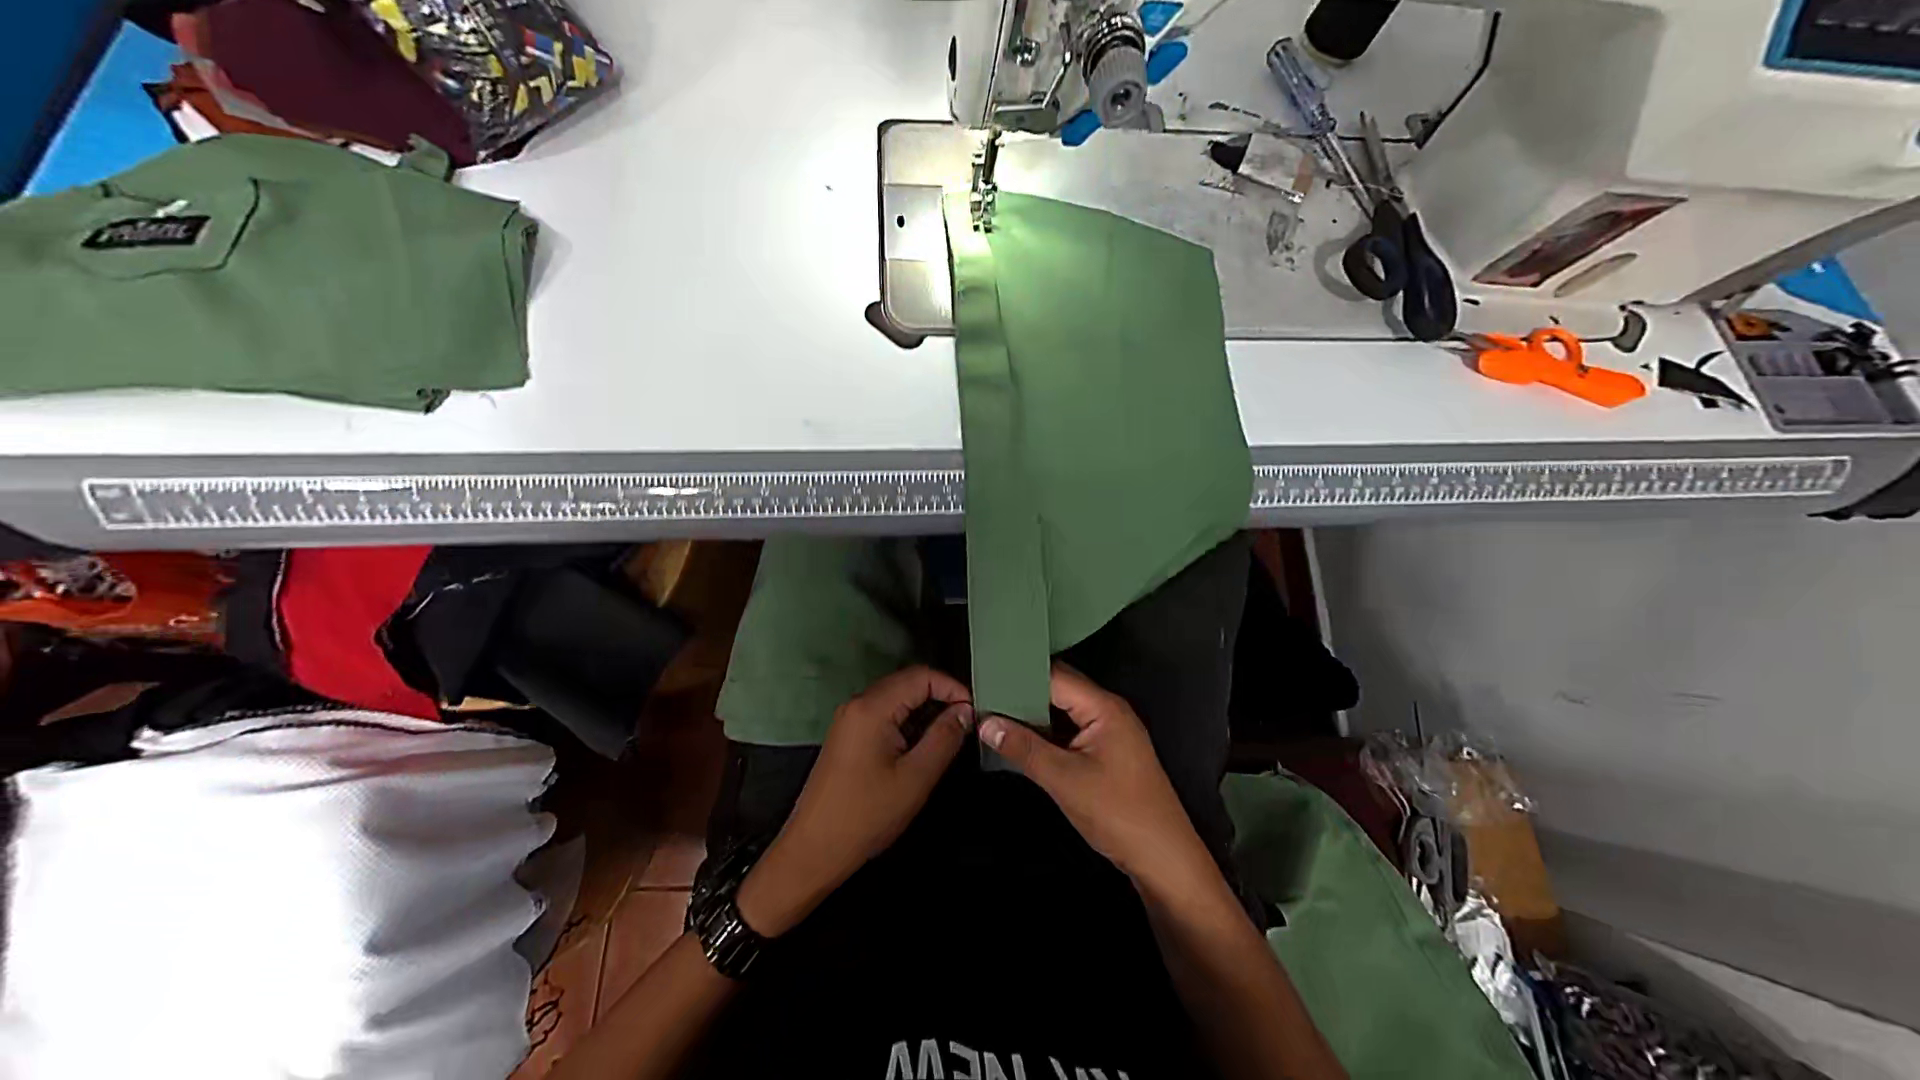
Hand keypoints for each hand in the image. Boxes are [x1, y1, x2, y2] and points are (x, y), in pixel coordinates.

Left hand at [738, 666, 972, 935]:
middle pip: (906, 682)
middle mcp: (857, 704)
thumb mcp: (916, 777)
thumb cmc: (867, 814)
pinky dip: (906, 722)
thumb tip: (965, 711)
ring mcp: (849, 720)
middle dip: (940, 696)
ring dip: (924, 710)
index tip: (974, 711)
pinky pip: (883, 714)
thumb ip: (945, 738)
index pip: (920, 676)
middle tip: (966, 722)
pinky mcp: (847, 736)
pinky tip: (920, 746)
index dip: (952, 687)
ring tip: (949, 736)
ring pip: (895, 698)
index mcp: (872, 708)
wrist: (814, 849)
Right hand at [979, 664, 1214, 889]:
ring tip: (991, 713)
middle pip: (1058, 689)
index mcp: (1104, 707)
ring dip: (1031, 715)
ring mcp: (1108, 731)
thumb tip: (987, 724)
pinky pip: (1068, 730)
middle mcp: (1108, 711)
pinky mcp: (1105, 751)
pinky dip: (1044, 733)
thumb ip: (1023, 748)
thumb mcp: (1064, 780)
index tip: (985, 675)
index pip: (1055, 676)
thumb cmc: (1120, 815)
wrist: (1163, 858)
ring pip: (1061, 711)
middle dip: (1021, 693)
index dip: (1019, 674)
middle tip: (981, 695)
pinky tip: (1018, 739)